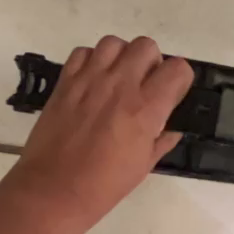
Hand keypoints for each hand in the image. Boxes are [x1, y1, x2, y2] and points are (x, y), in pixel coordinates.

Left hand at [0, 36, 194, 231]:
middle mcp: (120, 85)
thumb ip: (162, 140)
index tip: (172, 93)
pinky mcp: (65, 82)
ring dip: (121, 57)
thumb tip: (172, 128)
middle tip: (144, 85)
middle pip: (146, 46)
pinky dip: (91, 60)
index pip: (177, 69)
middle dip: (151, 62)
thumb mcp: (144, 165)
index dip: (179, 78)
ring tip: (117, 79)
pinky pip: (82, 52)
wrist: (54, 190)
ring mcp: (89, 80)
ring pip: (114, 43)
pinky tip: (92, 81)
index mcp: (146, 108)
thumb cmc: (103, 185)